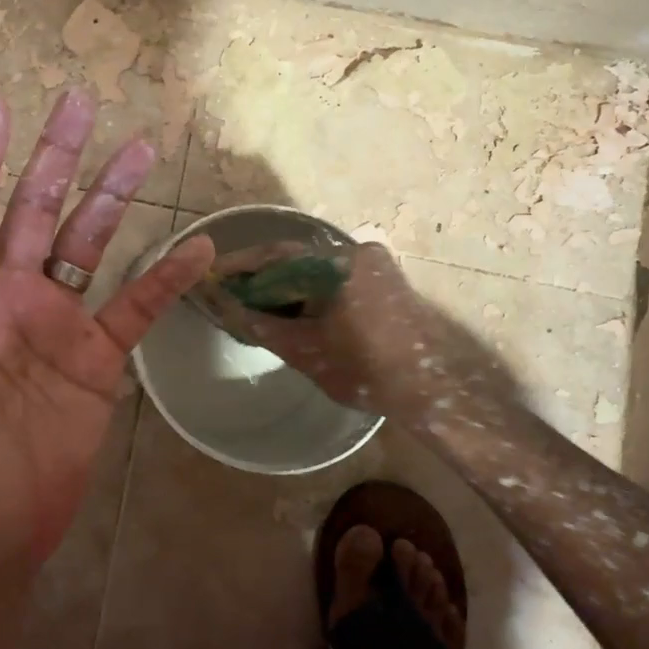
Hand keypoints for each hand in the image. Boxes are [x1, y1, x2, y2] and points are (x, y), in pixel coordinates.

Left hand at [0, 90, 213, 585]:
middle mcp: (7, 298)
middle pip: (34, 210)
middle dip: (54, 155)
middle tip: (78, 99)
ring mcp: (55, 325)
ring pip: (87, 242)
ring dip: (111, 193)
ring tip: (140, 144)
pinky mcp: (95, 361)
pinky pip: (136, 308)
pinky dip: (165, 277)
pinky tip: (196, 243)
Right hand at [209, 242, 507, 422]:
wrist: (436, 394)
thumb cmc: (366, 370)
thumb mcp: (302, 350)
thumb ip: (258, 323)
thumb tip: (222, 304)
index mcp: (337, 263)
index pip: (274, 255)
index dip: (239, 265)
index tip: (211, 274)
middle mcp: (358, 253)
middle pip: (294, 259)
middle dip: (260, 276)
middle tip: (229, 293)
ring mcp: (376, 266)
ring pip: (314, 270)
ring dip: (285, 286)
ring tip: (255, 306)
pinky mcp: (386, 283)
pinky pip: (334, 279)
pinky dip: (309, 291)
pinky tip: (292, 311)